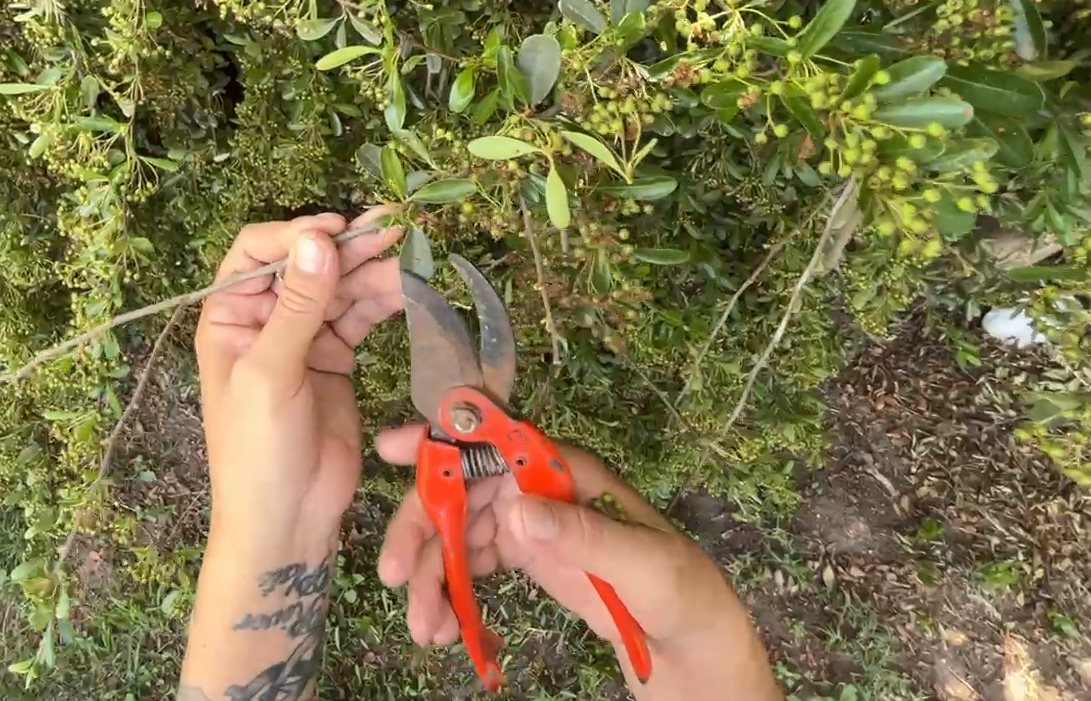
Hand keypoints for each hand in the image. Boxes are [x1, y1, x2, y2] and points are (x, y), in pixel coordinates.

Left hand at [179, 211, 403, 700]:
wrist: (288, 520)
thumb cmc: (258, 449)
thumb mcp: (271, 373)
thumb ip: (299, 305)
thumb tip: (317, 239)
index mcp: (230, 315)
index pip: (258, 253)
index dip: (296, 235)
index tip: (338, 229)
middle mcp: (265, 317)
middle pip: (307, 265)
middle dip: (347, 247)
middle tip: (392, 228)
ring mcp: (303, 335)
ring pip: (339, 287)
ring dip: (372, 270)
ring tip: (410, 255)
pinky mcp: (336, 354)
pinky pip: (360, 315)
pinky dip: (383, 300)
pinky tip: (408, 288)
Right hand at [374, 425, 780, 699]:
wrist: (696, 652)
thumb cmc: (685, 595)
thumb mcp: (645, 565)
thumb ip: (582, 535)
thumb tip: (514, 509)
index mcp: (563, 470)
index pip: (494, 438)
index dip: (442, 438)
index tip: (393, 449)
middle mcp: (536, 486)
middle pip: (460, 488)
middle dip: (422, 526)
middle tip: (395, 573)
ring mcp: (527, 521)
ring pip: (457, 530)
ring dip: (432, 573)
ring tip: (425, 629)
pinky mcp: (523, 555)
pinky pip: (470, 563)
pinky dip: (450, 592)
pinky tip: (445, 628)